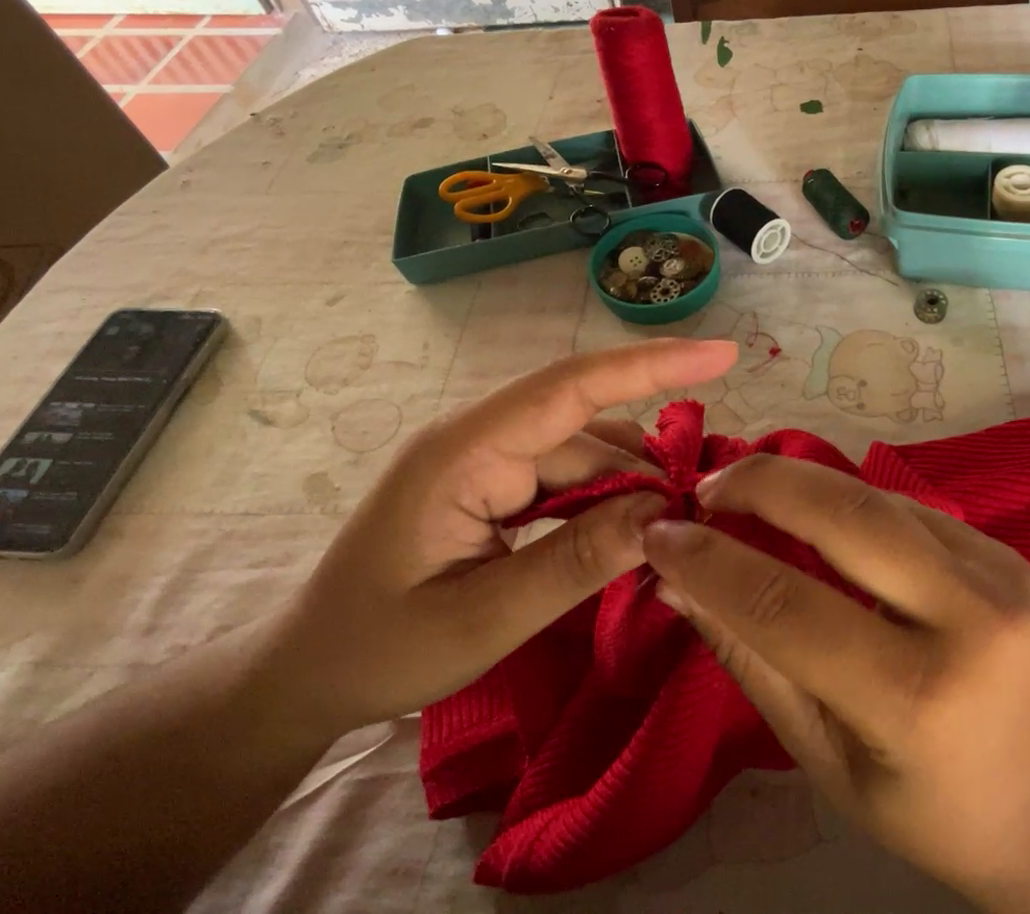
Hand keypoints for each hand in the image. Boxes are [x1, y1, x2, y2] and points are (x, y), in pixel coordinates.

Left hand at [257, 338, 736, 734]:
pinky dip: (602, 506)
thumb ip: (576, 561)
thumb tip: (664, 515)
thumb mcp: (485, 617)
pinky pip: (565, 482)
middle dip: (647, 471)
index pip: (570, 388)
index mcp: (462, 454)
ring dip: (627, 492)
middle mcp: (476, 442)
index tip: (724, 355)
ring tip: (666, 541)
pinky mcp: (489, 489)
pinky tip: (626, 538)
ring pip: (583, 459)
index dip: (651, 365)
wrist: (305, 675)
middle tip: (700, 527)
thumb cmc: (380, 649)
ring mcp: (482, 464)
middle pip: (587, 434)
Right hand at [644, 457, 1029, 913]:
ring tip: (747, 490)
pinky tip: (819, 515)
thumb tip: (682, 586)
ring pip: (882, 500)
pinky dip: (855, 505)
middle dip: (763, 484)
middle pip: (848, 516)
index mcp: (916, 695)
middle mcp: (970, 618)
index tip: (659, 535)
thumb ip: (753, 662)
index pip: (788, 605)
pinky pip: (916, 513)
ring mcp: (1002, 576)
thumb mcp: (824, 759)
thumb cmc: (926, 813)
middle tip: (704, 485)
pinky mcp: (1011, 557)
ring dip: (807, 484)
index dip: (712, 562)